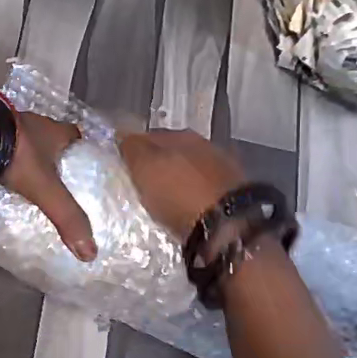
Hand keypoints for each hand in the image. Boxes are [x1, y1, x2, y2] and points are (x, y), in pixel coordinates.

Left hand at [1, 111, 96, 260]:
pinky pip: (3, 143)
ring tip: (30, 177)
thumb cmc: (17, 158)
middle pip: (51, 138)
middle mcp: (36, 123)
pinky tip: (3, 171)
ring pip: (26, 140)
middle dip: (53, 156)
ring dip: (28, 156)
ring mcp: (9, 123)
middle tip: (55, 178)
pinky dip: (6, 156)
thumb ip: (66, 217)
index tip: (82, 169)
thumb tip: (90, 253)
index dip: (80, 151)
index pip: (76, 137)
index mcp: (56, 131)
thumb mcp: (45, 190)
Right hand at [119, 130, 246, 238]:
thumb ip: (133, 148)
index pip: (148, 136)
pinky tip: (186, 206)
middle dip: (157, 164)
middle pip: (171, 152)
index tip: (123, 166)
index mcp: (179, 135)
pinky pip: (203, 187)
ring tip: (163, 198)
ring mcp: (221, 167)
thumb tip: (123, 133)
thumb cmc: (178, 194)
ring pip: (188, 168)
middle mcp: (203, 144)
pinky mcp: (234, 191)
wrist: (227, 224)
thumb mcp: (145, 169)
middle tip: (141, 183)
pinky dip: (193, 193)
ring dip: (176, 178)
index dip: (133, 150)